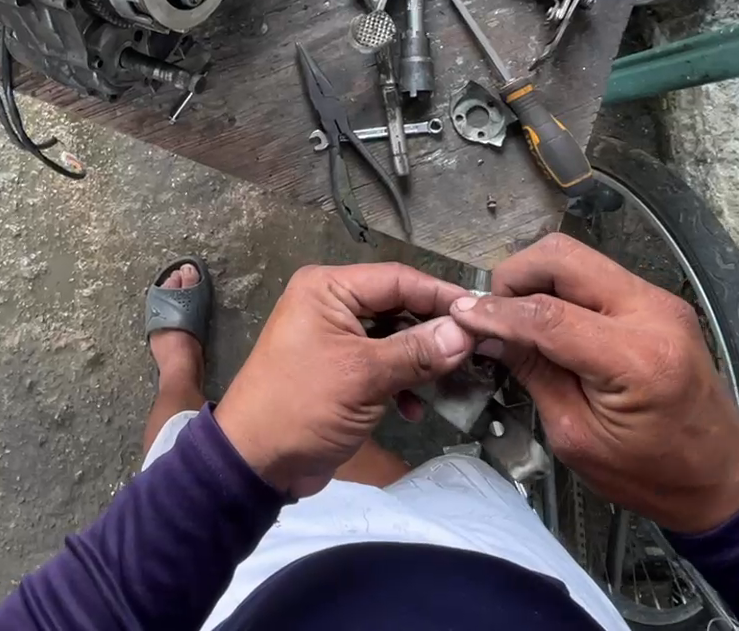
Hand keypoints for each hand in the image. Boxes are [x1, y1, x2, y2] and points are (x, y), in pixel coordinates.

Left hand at [215, 263, 473, 497]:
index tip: (482, 314)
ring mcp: (335, 336)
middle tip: (477, 349)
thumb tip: (465, 333)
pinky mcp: (340, 368)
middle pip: (397, 305)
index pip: (396, 278)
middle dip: (433, 330)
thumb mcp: (363, 376)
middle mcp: (330, 303)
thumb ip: (416, 352)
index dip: (440, 295)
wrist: (256, 460)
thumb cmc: (302, 405)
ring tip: (452, 380)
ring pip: (393, 336)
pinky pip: (382, 363)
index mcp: (327, 288)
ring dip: (420, 360)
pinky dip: (401, 381)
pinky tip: (414, 408)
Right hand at [449, 234, 738, 532]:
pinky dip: (554, 285)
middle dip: (513, 276)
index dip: (495, 311)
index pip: (547, 313)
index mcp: (637, 359)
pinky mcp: (653, 299)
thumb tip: (484, 333)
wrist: (723, 481)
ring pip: (572, 255)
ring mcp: (656, 299)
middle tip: (493, 314)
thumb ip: (531, 373)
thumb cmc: (650, 475)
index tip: (459, 316)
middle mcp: (651, 313)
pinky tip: (543, 319)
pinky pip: (589, 271)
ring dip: (532, 277)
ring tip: (515, 316)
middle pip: (560, 256)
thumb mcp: (575, 435)